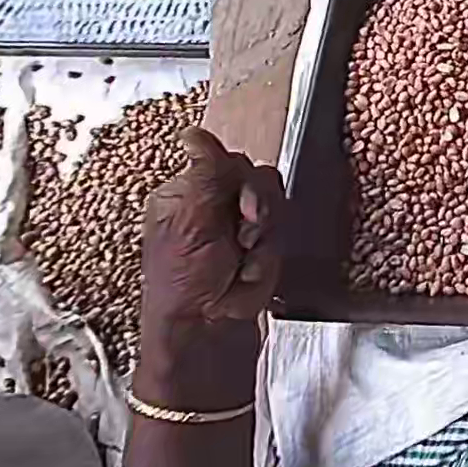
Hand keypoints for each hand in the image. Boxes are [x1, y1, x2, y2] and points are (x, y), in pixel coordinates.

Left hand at [135, 127, 284, 411]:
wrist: (210, 332)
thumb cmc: (185, 282)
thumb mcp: (190, 223)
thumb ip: (203, 176)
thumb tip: (195, 134)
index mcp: (188, 193)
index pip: (227, 161)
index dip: (240, 181)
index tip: (238, 206)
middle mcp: (215, 204)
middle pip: (257, 178)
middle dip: (256, 210)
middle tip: (244, 237)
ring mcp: (240, 225)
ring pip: (274, 203)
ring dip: (264, 235)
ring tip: (244, 261)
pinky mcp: (263, 244)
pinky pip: (282, 230)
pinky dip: (270, 254)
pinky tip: (250, 272)